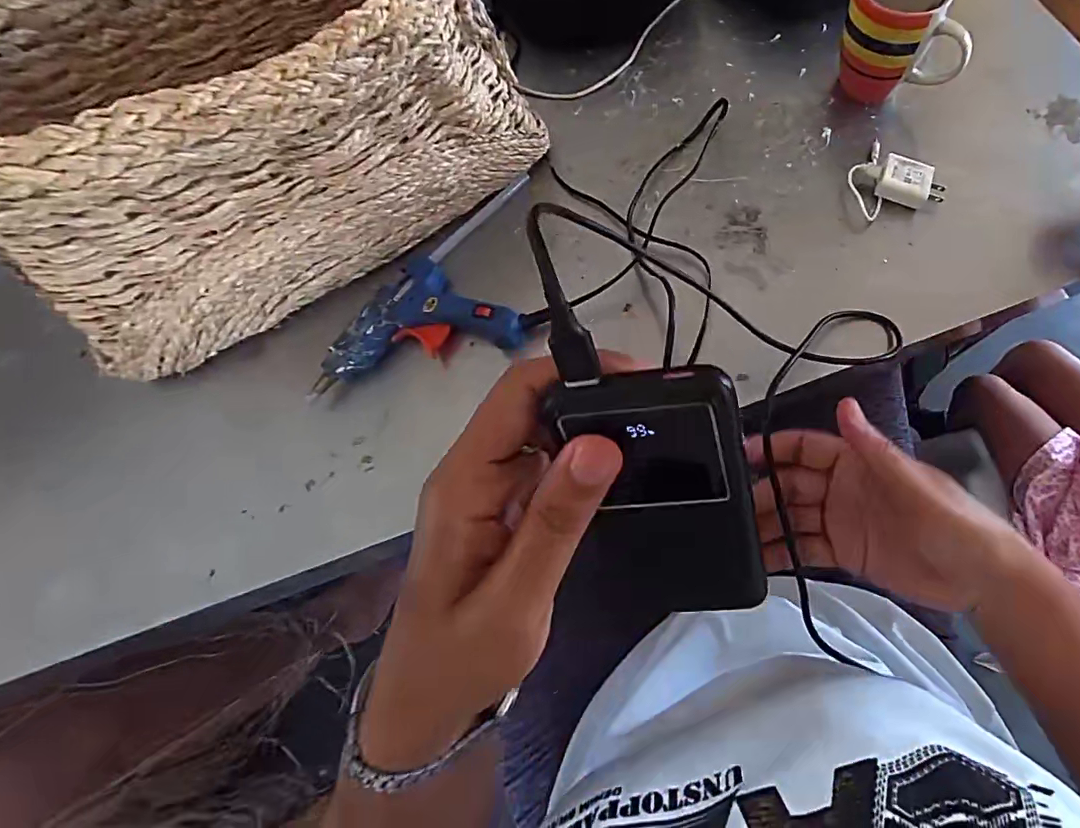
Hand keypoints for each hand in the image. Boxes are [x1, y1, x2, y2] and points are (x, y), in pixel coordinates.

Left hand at [358, 352, 634, 769]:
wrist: (426, 710)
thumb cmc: (460, 661)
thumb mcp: (515, 600)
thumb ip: (556, 521)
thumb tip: (600, 444)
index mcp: (464, 480)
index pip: (516, 392)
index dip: (572, 370)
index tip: (634, 377)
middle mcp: (473, 470)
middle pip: (532, 402)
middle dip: (591, 393)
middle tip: (654, 408)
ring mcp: (488, 487)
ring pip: (542, 429)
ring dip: (591, 423)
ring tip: (648, 431)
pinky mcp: (504, 505)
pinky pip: (545, 462)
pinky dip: (583, 457)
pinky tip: (618, 469)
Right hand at [748, 398, 1037, 611]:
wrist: (979, 576)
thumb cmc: (955, 520)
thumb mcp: (911, 481)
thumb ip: (872, 447)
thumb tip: (845, 406)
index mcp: (858, 462)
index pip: (805, 447)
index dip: (773, 448)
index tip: (745, 454)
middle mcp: (846, 488)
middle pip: (792, 484)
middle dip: (764, 492)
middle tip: (736, 506)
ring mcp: (844, 521)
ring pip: (794, 518)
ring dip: (769, 525)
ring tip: (741, 537)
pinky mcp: (848, 552)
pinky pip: (806, 549)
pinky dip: (784, 554)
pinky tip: (764, 559)